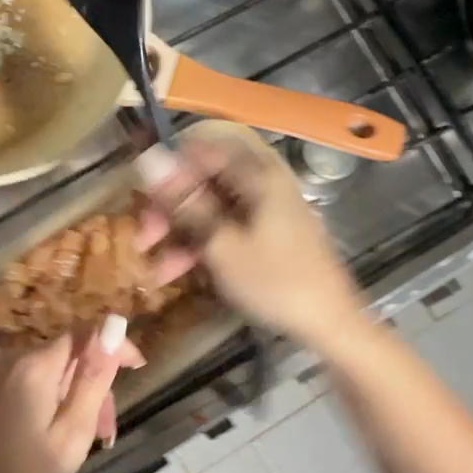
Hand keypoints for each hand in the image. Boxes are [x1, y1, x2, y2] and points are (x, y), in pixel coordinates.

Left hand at [0, 318, 143, 472]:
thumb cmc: (28, 472)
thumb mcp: (74, 430)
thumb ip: (94, 378)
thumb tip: (114, 325)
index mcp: (35, 366)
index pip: (84, 333)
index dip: (113, 344)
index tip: (137, 369)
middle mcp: (13, 359)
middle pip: (68, 355)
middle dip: (94, 384)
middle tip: (106, 430)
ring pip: (50, 371)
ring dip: (74, 396)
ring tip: (87, 438)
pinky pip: (30, 381)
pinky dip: (50, 399)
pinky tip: (55, 431)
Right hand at [136, 139, 366, 346]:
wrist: (329, 324)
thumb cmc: (276, 281)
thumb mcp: (221, 244)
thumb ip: (183, 202)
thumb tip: (148, 159)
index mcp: (258, 177)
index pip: (205, 149)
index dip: (171, 168)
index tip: (145, 194)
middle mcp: (263, 186)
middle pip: (205, 182)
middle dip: (170, 209)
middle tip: (144, 237)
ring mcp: (266, 212)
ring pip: (210, 210)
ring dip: (180, 235)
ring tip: (157, 269)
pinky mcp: (267, 236)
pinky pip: (225, 230)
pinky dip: (200, 248)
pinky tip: (177, 274)